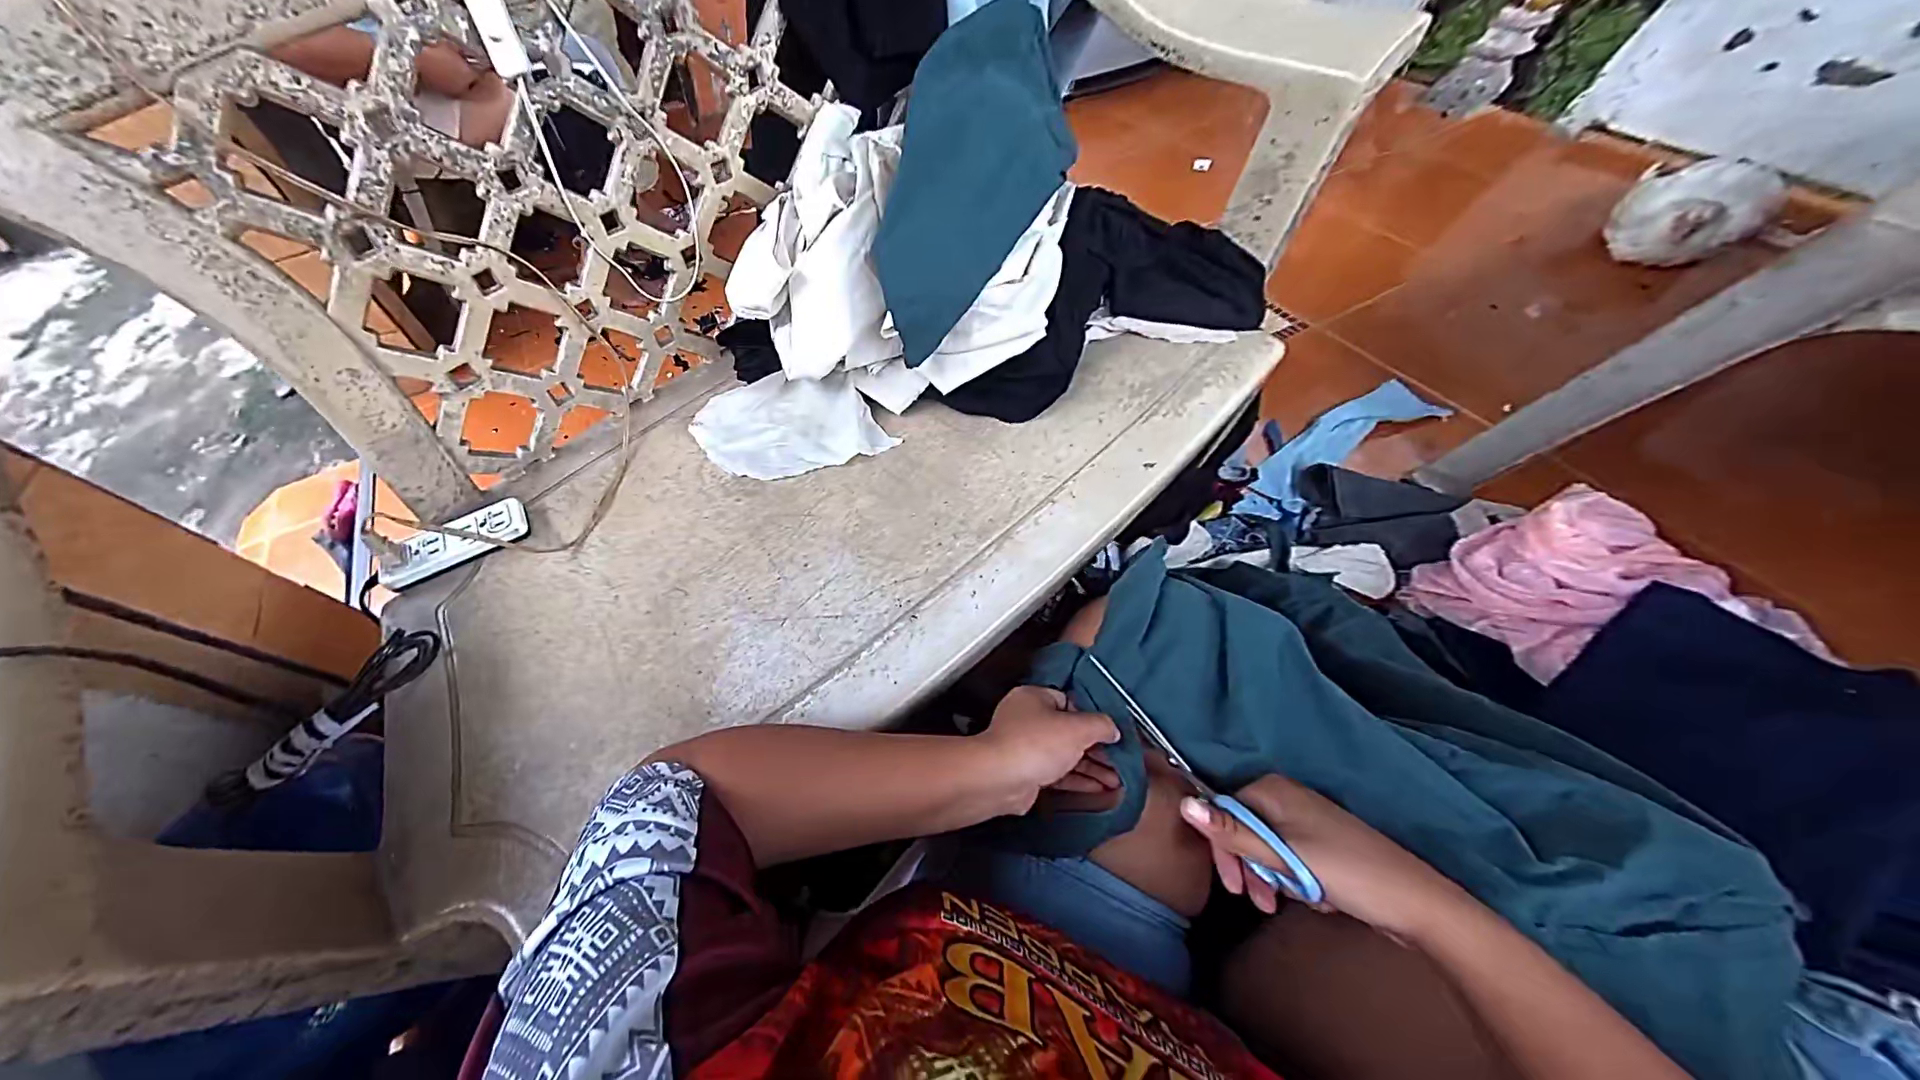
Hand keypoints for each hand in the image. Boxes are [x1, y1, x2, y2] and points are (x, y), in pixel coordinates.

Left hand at [978, 686, 1120, 813]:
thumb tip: (1113, 729)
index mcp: (1034, 697)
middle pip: (1069, 731)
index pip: (1069, 701)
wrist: (999, 779)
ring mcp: (1026, 747)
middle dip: (1097, 748)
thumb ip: (1100, 725)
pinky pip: (1058, 774)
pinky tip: (1101, 788)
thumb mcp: (1077, 728)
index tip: (1113, 731)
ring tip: (1118, 780)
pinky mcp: (1027, 773)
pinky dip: (1079, 779)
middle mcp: (1028, 719)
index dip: (1093, 716)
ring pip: (1065, 754)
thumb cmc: (1036, 743)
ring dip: (1092, 767)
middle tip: (1121, 760)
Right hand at [1179, 774, 1474, 938]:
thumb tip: (1184, 804)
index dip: (1223, 849)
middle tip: (1260, 901)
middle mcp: (1286, 795)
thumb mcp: (1283, 857)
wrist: (1417, 903)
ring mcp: (1305, 817)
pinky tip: (1315, 896)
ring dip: (1271, 879)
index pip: (1223, 811)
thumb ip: (1232, 833)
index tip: (1233, 886)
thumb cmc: (1347, 872)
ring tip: (1286, 904)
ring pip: (1265, 847)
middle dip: (1249, 868)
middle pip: (1243, 829)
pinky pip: (1289, 856)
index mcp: (1273, 789)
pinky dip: (1294, 879)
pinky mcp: (1321, 840)